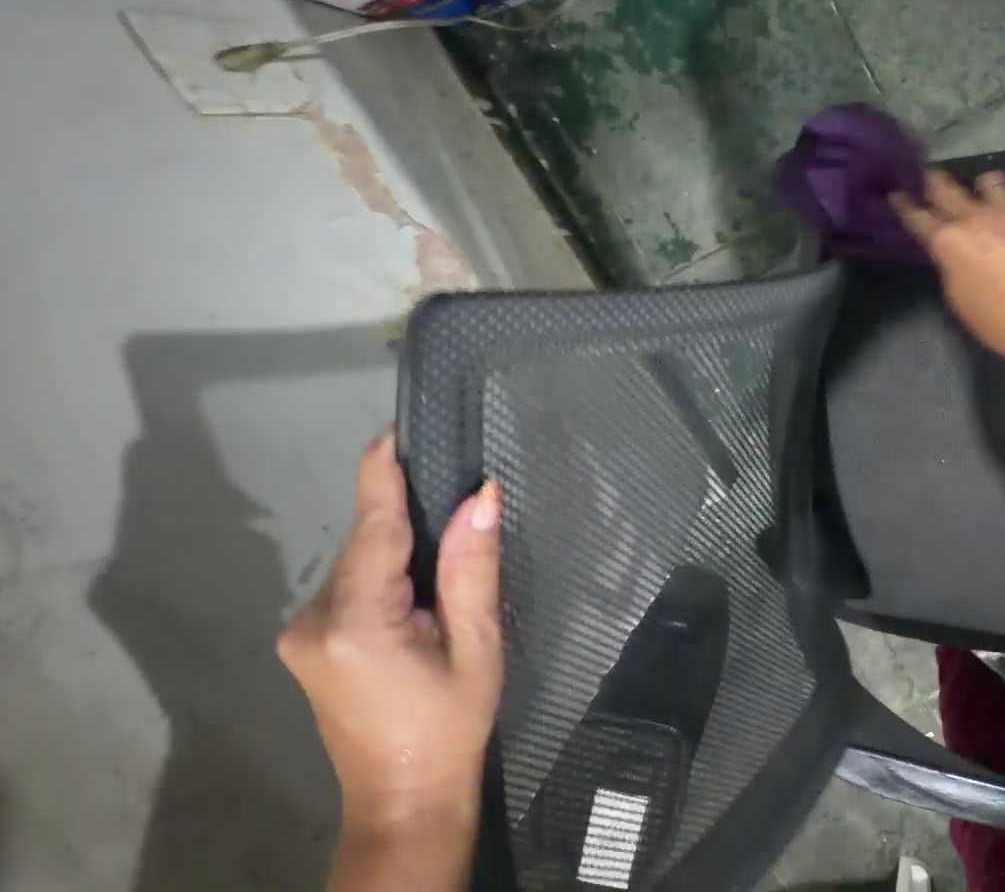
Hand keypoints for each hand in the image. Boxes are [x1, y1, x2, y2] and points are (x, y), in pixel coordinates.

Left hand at [278, 433, 501, 835]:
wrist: (405, 795)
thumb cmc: (450, 722)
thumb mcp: (476, 643)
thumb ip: (473, 567)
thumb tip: (481, 497)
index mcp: (356, 620)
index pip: (374, 528)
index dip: (382, 476)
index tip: (390, 431)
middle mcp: (312, 619)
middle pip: (368, 543)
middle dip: (412, 519)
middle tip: (465, 502)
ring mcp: (301, 632)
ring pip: (361, 563)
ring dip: (403, 551)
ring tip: (452, 562)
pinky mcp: (307, 641)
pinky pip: (353, 585)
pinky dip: (389, 573)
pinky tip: (422, 591)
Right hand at [891, 169, 1004, 356]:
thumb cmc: (991, 318)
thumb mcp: (956, 294)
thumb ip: (951, 264)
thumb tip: (955, 253)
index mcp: (947, 241)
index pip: (918, 217)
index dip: (905, 206)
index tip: (898, 195)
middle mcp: (973, 217)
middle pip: (946, 189)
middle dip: (935, 182)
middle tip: (933, 178)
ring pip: (991, 180)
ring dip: (988, 188)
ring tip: (994, 196)